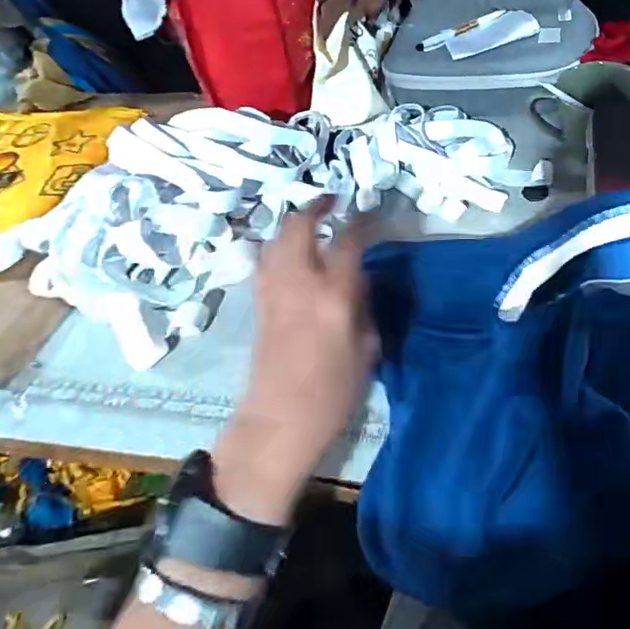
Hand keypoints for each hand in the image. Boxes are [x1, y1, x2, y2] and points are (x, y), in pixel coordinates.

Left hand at [212, 202, 376, 525]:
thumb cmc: (333, 394)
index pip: (348, 242)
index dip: (361, 222)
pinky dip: (278, 248)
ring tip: (312, 223)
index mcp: (333, 297)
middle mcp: (299, 285)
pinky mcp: (258, 306)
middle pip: (298, 228)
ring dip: (293, 225)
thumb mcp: (367, 349)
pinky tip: (291, 253)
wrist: (278, 425)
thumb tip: (361, 280)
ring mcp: (273, 293)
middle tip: (333, 202)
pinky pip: (266, 262)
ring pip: (275, 241)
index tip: (371, 214)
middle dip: (315, 208)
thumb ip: (365, 307)